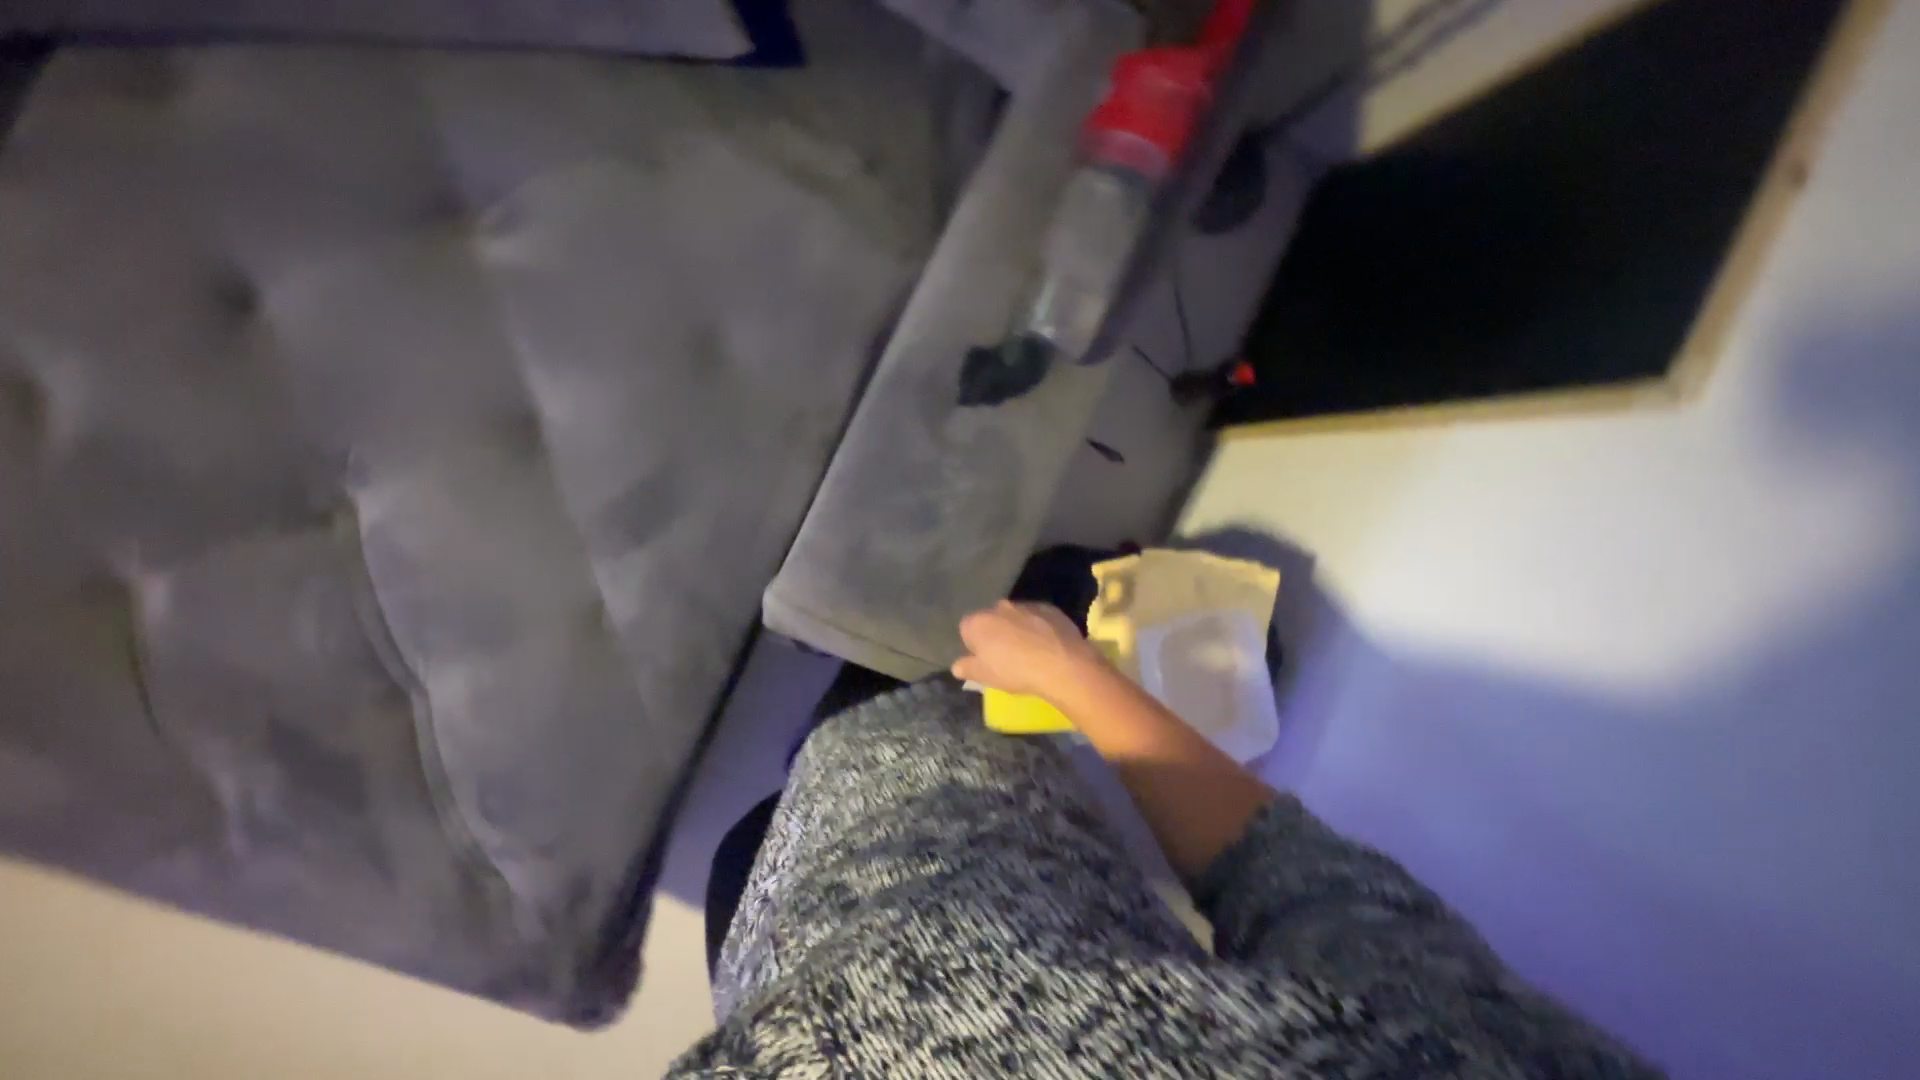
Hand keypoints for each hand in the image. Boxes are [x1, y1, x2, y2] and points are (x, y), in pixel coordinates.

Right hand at [951, 600, 1111, 702]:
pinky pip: (1037, 617)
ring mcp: (1025, 605)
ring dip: (1017, 629)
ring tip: (1029, 652)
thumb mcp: (985, 677)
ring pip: (1015, 616)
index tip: (985, 660)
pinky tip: (1046, 645)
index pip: (967, 629)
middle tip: (1006, 657)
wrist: (1061, 664)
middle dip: (996, 634)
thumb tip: (957, 665)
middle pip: (991, 620)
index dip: (974, 645)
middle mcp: (999, 607)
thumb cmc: (1015, 672)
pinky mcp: (1049, 607)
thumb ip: (967, 668)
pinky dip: (1038, 627)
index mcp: (978, 622)